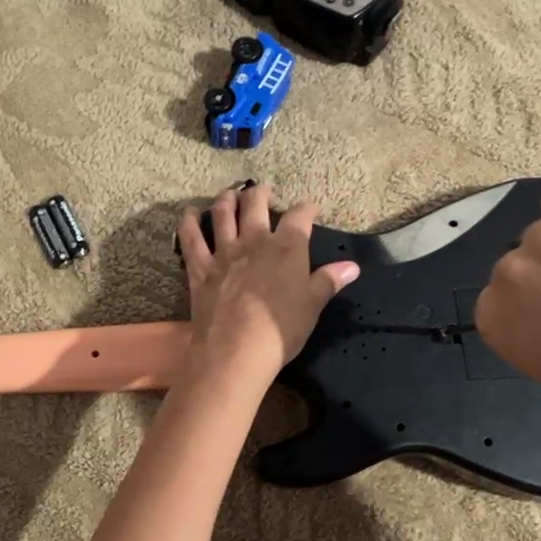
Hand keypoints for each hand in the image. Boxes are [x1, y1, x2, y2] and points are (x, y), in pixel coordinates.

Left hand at [176, 183, 359, 378]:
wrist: (236, 350)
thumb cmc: (281, 330)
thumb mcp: (312, 306)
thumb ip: (328, 281)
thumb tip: (352, 267)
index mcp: (288, 248)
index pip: (300, 217)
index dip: (306, 209)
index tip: (310, 208)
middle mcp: (255, 242)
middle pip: (256, 205)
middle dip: (260, 194)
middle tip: (262, 190)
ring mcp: (224, 253)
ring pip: (223, 215)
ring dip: (226, 200)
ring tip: (229, 194)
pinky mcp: (200, 268)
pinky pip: (191, 238)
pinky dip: (189, 223)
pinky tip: (189, 214)